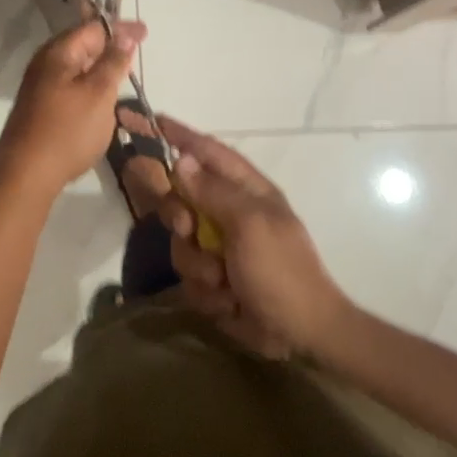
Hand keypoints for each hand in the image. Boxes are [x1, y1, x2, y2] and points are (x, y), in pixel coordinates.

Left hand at [0, 18, 145, 196]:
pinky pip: (70, 84)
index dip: (120, 29)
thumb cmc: (67, 130)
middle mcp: (45, 63)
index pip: (93, 28)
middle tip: (136, 48)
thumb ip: (112, 63)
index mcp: (58, 53)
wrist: (25, 173)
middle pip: (82, 44)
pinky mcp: (40, 106)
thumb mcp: (98, 93)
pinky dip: (89, 83)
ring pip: (76, 65)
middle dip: (110, 44)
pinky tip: (101, 96)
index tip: (145, 33)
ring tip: (123, 69)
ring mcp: (39, 86)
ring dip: (100, 65)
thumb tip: (123, 36)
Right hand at [158, 118, 351, 357]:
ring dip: (198, 266)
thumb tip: (182, 159)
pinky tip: (228, 303)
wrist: (300, 335)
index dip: (184, 137)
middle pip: (182, 198)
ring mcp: (222, 249)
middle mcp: (231, 214)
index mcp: (248, 191)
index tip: (156, 121)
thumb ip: (212, 191)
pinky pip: (189, 277)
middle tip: (188, 231)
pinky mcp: (215, 281)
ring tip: (223, 283)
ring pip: (181, 243)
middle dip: (180, 217)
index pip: (210, 153)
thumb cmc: (281, 272)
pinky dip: (207, 293)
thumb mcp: (249, 225)